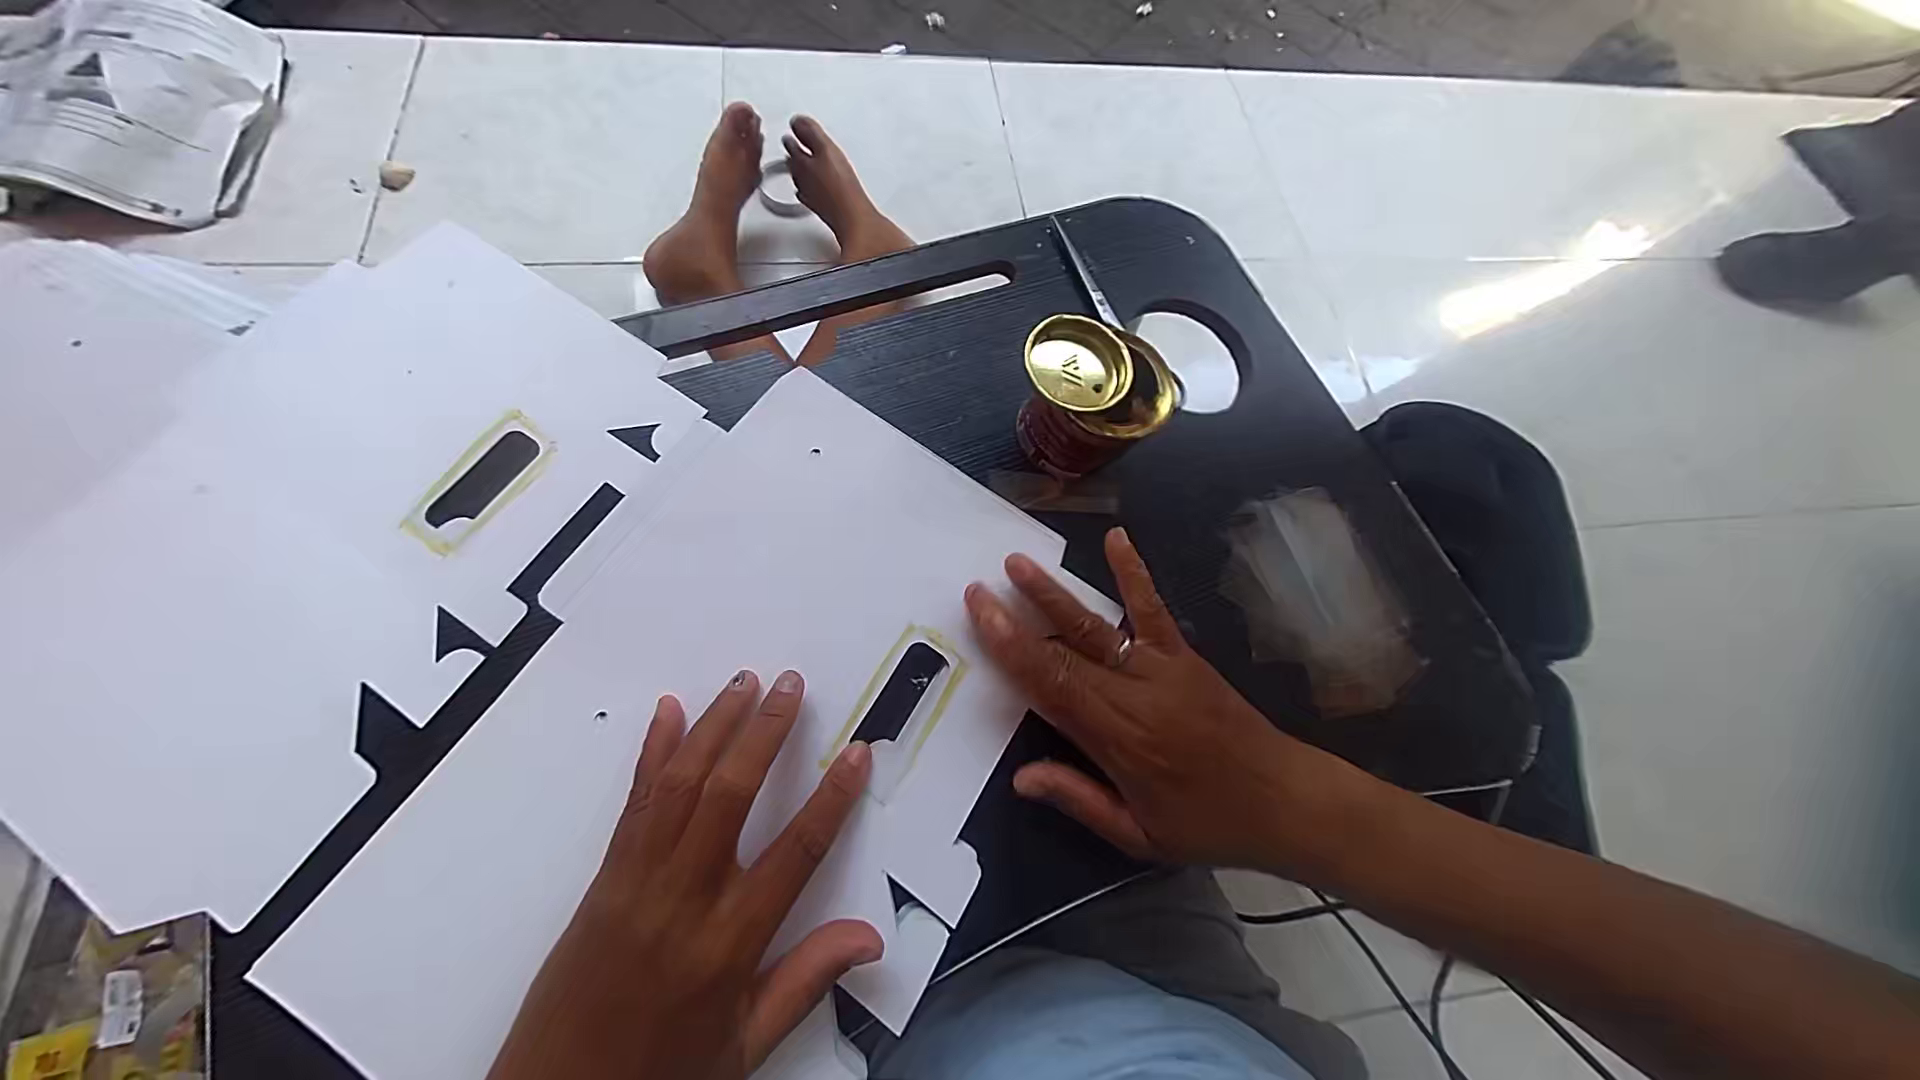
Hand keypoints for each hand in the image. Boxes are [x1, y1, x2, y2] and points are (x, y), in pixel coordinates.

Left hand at [490, 670, 880, 1079]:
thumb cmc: (657, 1075)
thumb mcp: (745, 1045)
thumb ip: (807, 981)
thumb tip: (869, 938)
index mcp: (729, 942)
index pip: (798, 850)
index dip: (833, 795)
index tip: (857, 752)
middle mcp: (684, 898)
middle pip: (732, 793)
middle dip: (766, 731)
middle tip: (791, 686)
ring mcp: (639, 879)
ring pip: (682, 783)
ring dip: (715, 725)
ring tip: (744, 682)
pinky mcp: (606, 874)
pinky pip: (635, 801)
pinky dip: (653, 750)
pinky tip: (668, 713)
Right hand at [964, 528, 1366, 874]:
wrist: (1286, 799)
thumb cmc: (1208, 823)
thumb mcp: (1139, 835)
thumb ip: (1078, 799)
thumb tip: (1020, 777)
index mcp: (1119, 741)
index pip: (1053, 689)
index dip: (1014, 653)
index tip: (983, 620)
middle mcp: (1134, 697)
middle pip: (1064, 653)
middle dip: (1016, 619)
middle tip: (978, 590)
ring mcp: (1161, 669)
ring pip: (1096, 627)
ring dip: (1055, 594)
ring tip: (1018, 564)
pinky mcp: (1184, 655)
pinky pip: (1153, 609)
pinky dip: (1133, 573)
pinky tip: (1117, 539)